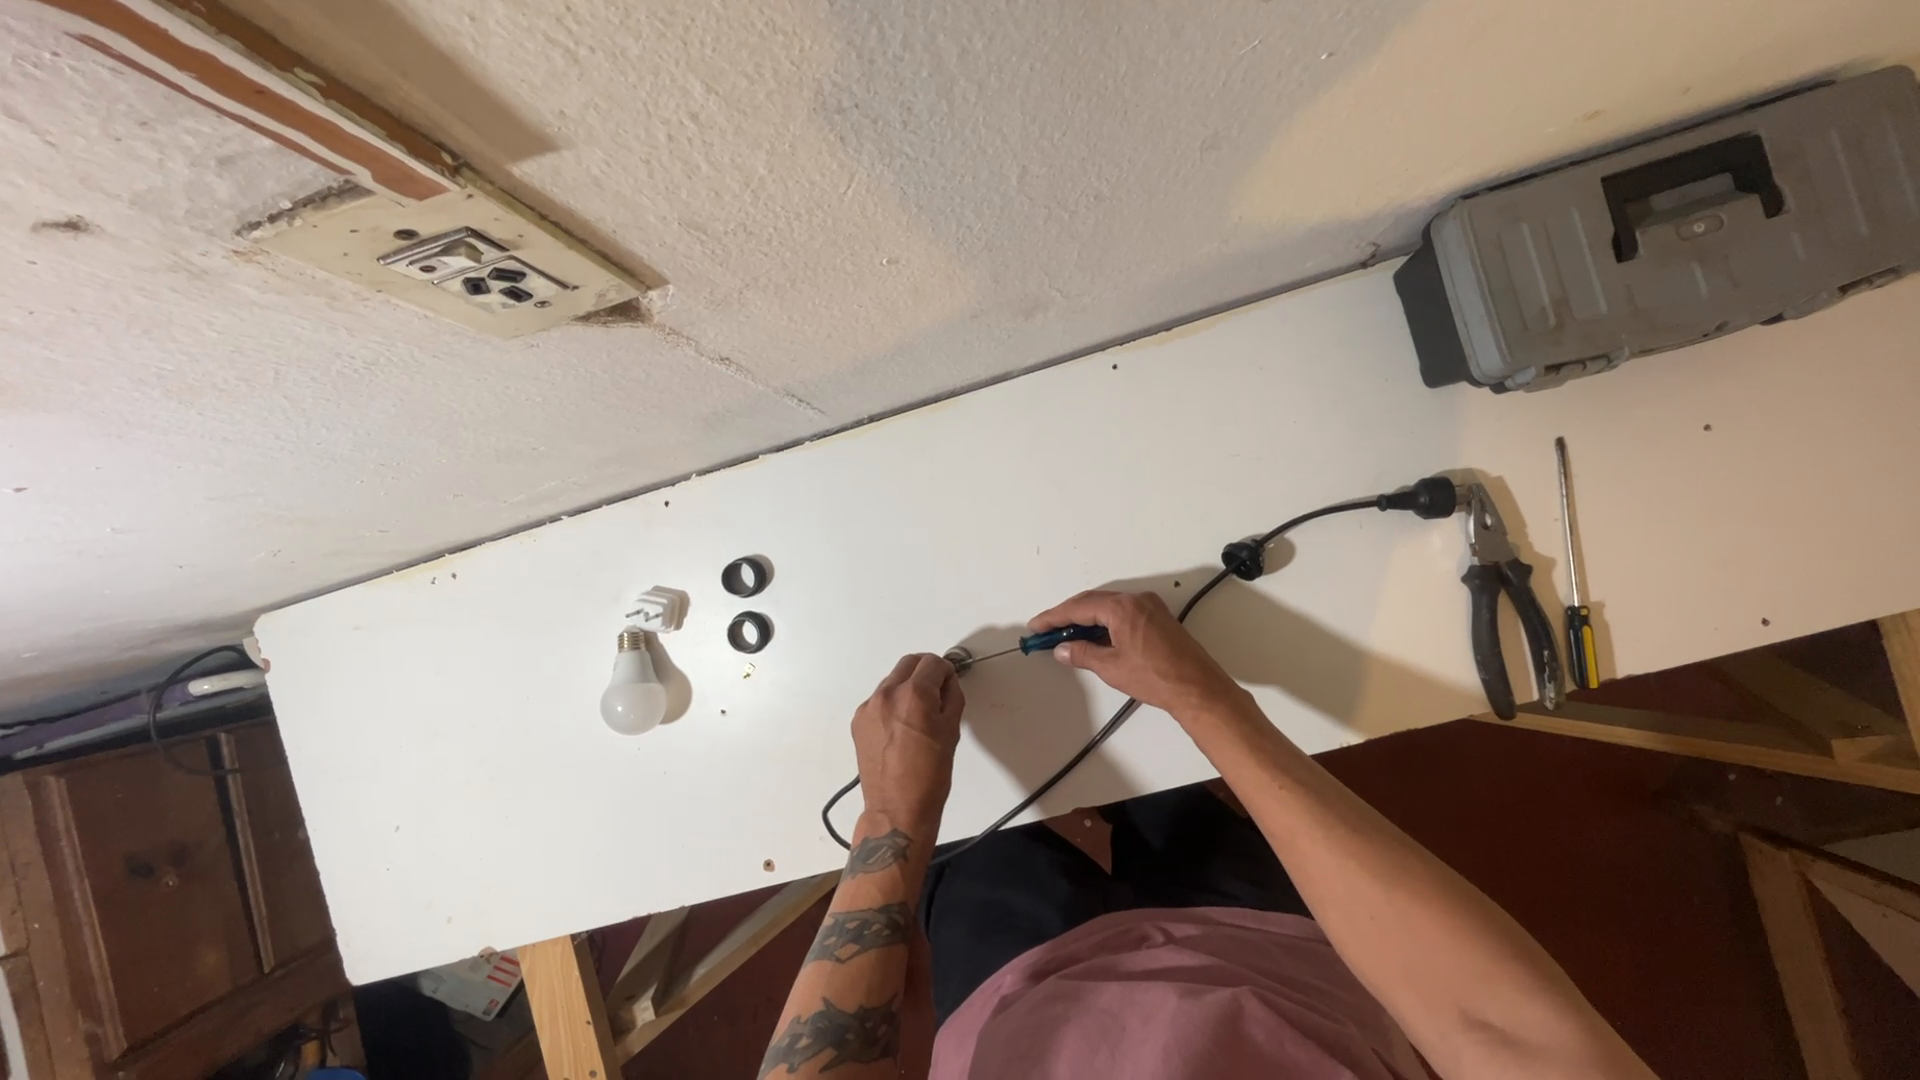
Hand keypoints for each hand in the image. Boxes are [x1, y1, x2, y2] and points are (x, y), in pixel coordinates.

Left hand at [851, 653, 964, 828]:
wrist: (897, 808)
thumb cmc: (930, 776)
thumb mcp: (952, 731)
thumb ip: (951, 697)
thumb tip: (947, 682)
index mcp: (914, 695)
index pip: (932, 662)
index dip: (946, 671)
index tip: (949, 682)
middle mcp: (887, 694)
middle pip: (909, 663)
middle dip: (925, 671)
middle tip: (936, 691)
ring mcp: (869, 707)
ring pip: (892, 680)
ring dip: (907, 686)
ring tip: (918, 714)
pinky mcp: (859, 720)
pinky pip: (879, 700)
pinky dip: (892, 703)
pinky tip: (901, 727)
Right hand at [1028, 590, 1243, 716]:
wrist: (1198, 689)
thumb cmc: (1155, 678)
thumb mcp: (1111, 667)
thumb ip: (1082, 654)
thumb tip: (1061, 649)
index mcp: (1122, 608)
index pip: (1078, 607)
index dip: (1053, 617)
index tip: (1035, 626)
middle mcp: (1136, 600)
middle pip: (1092, 602)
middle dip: (1067, 616)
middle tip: (1046, 630)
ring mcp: (1150, 607)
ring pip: (1108, 606)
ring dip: (1086, 619)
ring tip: (1065, 635)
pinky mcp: (1158, 618)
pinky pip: (1123, 612)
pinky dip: (1104, 622)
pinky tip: (1093, 637)